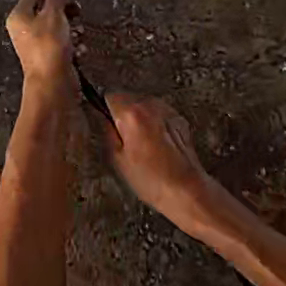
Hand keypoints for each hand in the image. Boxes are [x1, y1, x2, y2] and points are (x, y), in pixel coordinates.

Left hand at [6, 0, 72, 84]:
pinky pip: (64, 40)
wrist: (53, 84)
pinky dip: (73, 42)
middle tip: (74, 7)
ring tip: (76, 32)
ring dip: (72, 25)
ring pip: (59, 22)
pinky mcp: (50, 54)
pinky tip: (77, 47)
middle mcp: (25, 27)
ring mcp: (38, 42)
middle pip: (47, 6)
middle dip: (65, 6)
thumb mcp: (53, 14)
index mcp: (20, 15)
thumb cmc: (48, 47)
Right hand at [102, 94, 226, 233]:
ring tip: (144, 147)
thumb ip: (106, 130)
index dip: (106, 111)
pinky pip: (159, 114)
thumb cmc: (151, 179)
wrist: (185, 189)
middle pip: (127, 98)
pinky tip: (157, 146)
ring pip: (143, 105)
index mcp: (131, 113)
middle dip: (123, 115)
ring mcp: (166, 109)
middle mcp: (149, 104)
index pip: (109, 96)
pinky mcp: (178, 117)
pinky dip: (155, 123)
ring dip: (140, 119)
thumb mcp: (117, 159)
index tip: (108, 124)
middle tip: (126, 142)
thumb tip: (99, 115)